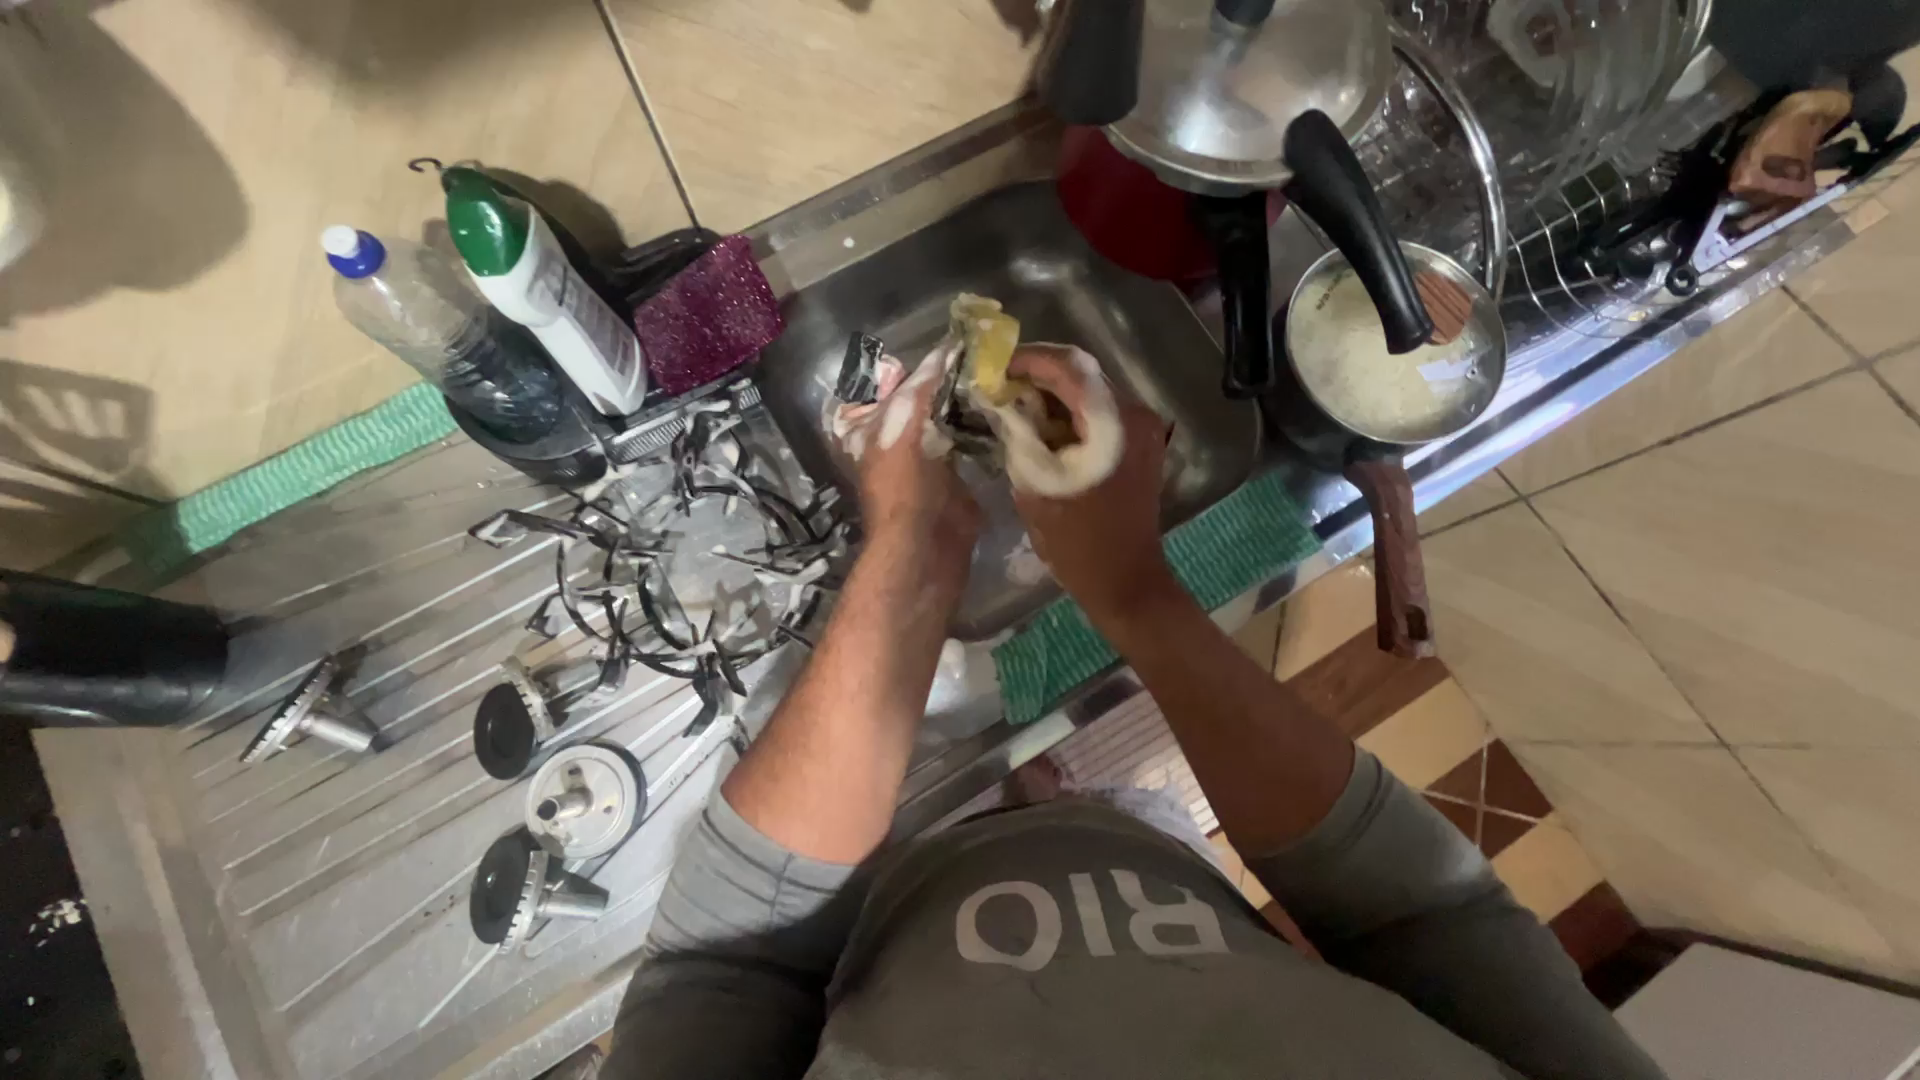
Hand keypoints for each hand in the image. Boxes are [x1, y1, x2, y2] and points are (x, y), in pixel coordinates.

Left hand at [841, 353, 980, 579]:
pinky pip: (970, 441)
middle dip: (951, 378)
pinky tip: (1006, 405)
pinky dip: (986, 426)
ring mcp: (928, 457)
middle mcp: (897, 438)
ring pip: (950, 416)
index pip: (895, 382)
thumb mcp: (903, 426)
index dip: (922, 363)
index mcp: (872, 426)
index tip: (956, 339)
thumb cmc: (903, 486)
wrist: (925, 548)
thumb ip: (922, 387)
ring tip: (1000, 372)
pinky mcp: (955, 476)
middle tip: (985, 353)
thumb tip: (947, 349)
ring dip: (971, 400)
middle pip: (925, 397)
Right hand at [1007, 346, 1175, 624]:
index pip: (1067, 367)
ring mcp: (1141, 427)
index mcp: (1112, 422)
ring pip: (1088, 393)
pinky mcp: (1138, 442)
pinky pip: (1098, 414)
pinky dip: (1067, 415)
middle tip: (997, 387)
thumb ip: (1018, 434)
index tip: (992, 367)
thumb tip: (999, 400)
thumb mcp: (1035, 484)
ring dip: (1050, 396)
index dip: (1026, 360)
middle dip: (1036, 377)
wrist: (1124, 579)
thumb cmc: (1077, 541)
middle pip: (1080, 375)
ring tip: (1012, 407)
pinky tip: (1040, 430)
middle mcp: (1134, 413)